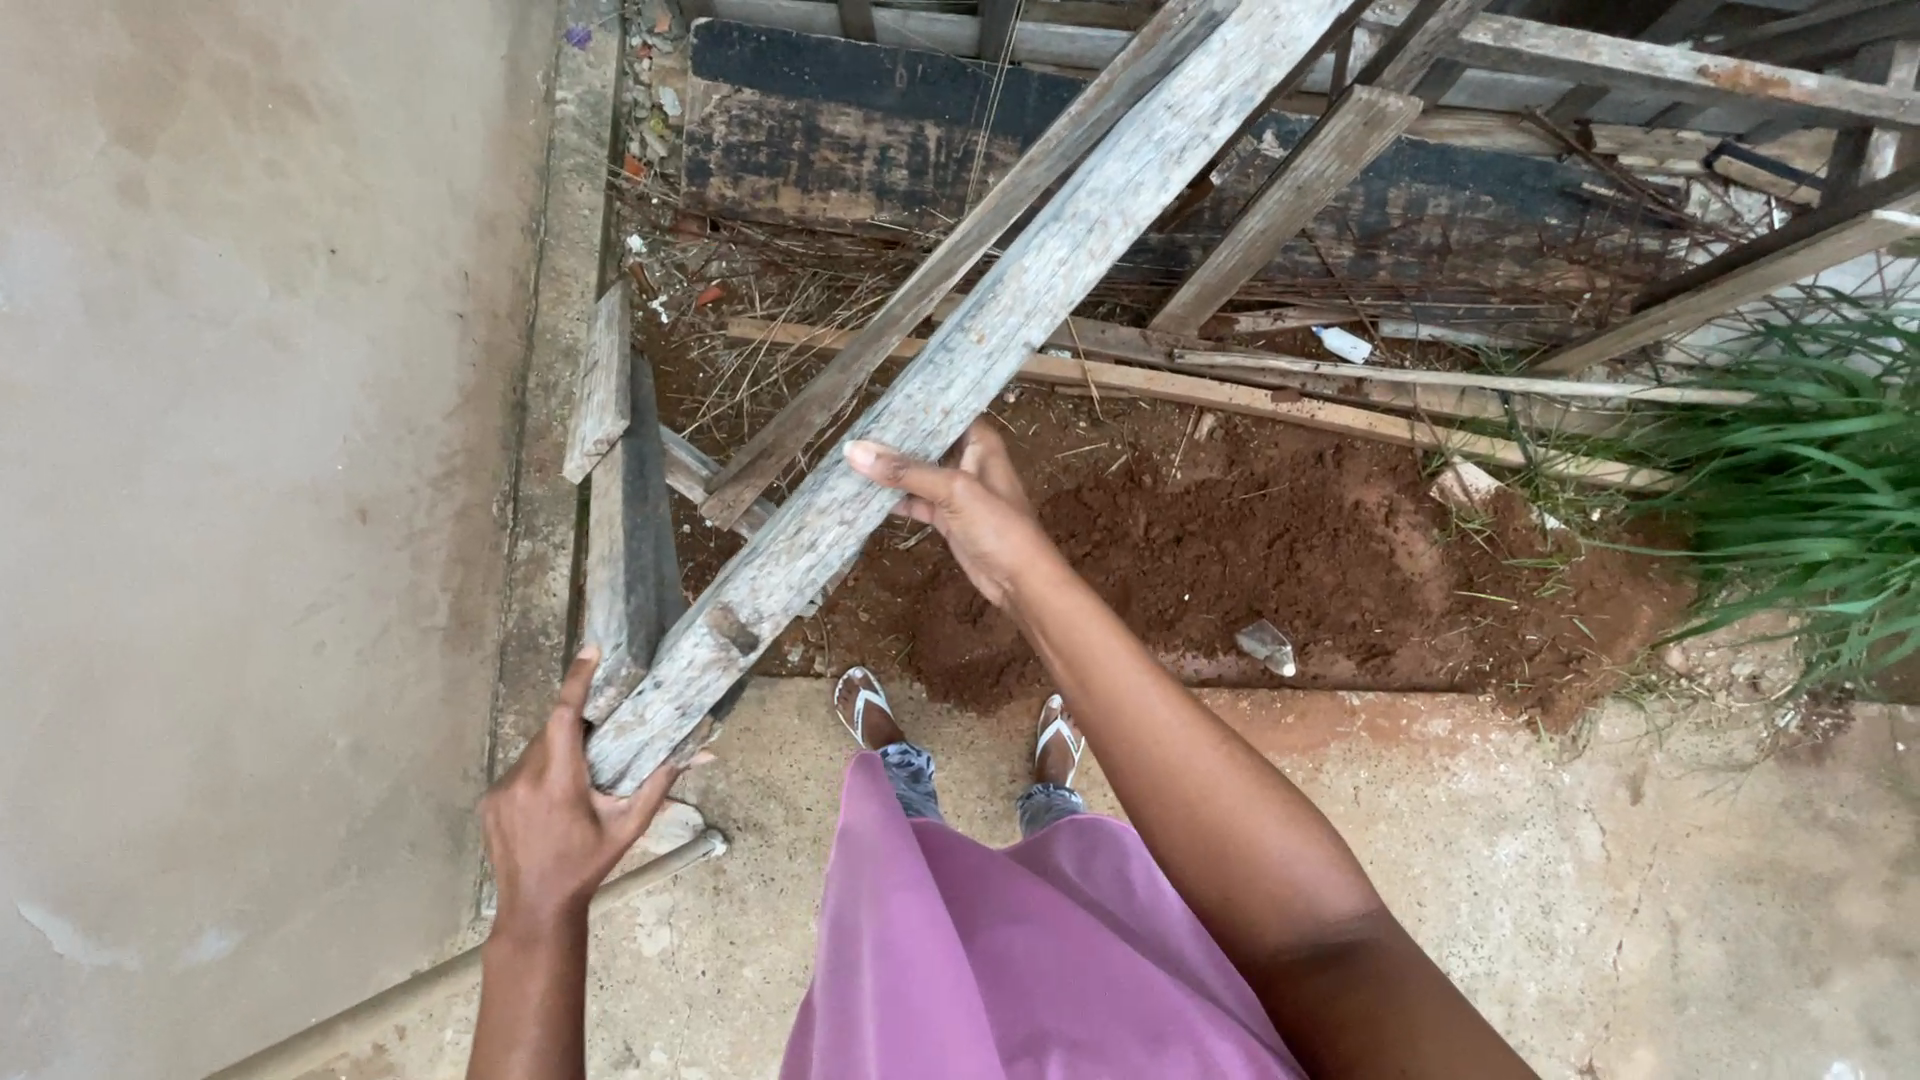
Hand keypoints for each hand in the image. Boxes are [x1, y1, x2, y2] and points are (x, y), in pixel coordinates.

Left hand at [480, 646, 677, 937]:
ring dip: (559, 748)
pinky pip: (521, 768)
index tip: (591, 651)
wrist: (534, 909)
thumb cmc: (588, 866)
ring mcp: (500, 791)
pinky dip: (542, 767)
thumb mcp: (629, 827)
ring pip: (535, 748)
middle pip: (553, 730)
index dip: (577, 681)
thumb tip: (697, 754)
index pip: (564, 718)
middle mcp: (523, 781)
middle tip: (601, 731)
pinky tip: (555, 795)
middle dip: (576, 723)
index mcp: (559, 784)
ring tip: (581, 772)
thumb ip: (658, 786)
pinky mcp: (489, 801)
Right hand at [844, 418, 1064, 608]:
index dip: (916, 406)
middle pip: (927, 442)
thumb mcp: (953, 490)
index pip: (946, 412)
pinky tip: (865, 494)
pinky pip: (915, 501)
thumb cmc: (998, 526)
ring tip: (850, 458)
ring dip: (890, 471)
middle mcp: (969, 461)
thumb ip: (906, 471)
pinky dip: (894, 499)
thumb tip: (855, 451)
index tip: (878, 402)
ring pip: (918, 473)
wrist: (1019, 580)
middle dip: (895, 439)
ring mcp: (957, 491)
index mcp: (981, 443)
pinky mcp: (947, 517)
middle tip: (855, 429)